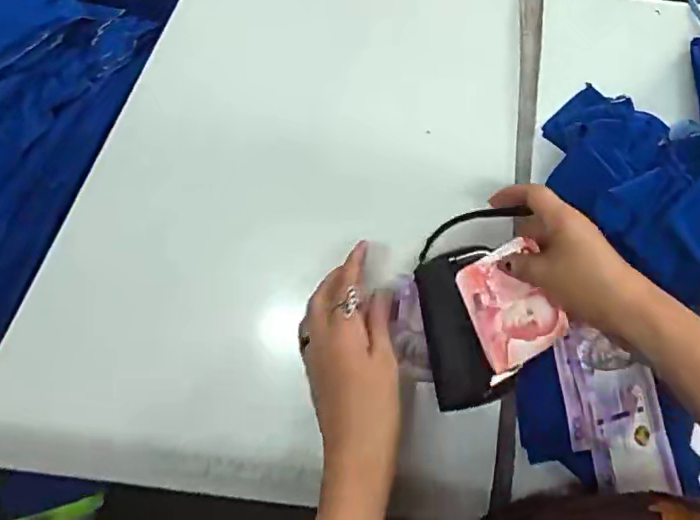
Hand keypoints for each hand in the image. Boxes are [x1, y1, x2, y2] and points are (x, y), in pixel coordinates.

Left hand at [303, 242, 400, 513]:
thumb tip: (380, 291)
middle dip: (336, 275)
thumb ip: (380, 320)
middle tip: (356, 262)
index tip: (362, 246)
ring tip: (347, 283)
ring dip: (327, 291)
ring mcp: (314, 356)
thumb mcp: (387, 357)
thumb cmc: (376, 404)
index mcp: (340, 332)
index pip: (345, 287)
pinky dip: (323, 310)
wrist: (354, 453)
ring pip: (313, 312)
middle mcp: (321, 339)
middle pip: (322, 297)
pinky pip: (313, 327)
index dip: (353, 264)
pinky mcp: (315, 371)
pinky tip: (338, 316)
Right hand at [490, 185, 665, 345]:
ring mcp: (582, 242)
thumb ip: (520, 265)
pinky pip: (558, 254)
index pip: (534, 194)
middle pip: (541, 216)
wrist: (626, 305)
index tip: (492, 204)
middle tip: (498, 248)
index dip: (511, 195)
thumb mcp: (544, 274)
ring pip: (549, 239)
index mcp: (562, 216)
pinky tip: (534, 283)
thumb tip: (505, 261)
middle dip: (518, 229)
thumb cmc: (584, 281)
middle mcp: (573, 224)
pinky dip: (543, 263)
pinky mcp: (588, 260)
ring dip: (530, 251)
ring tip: (511, 271)